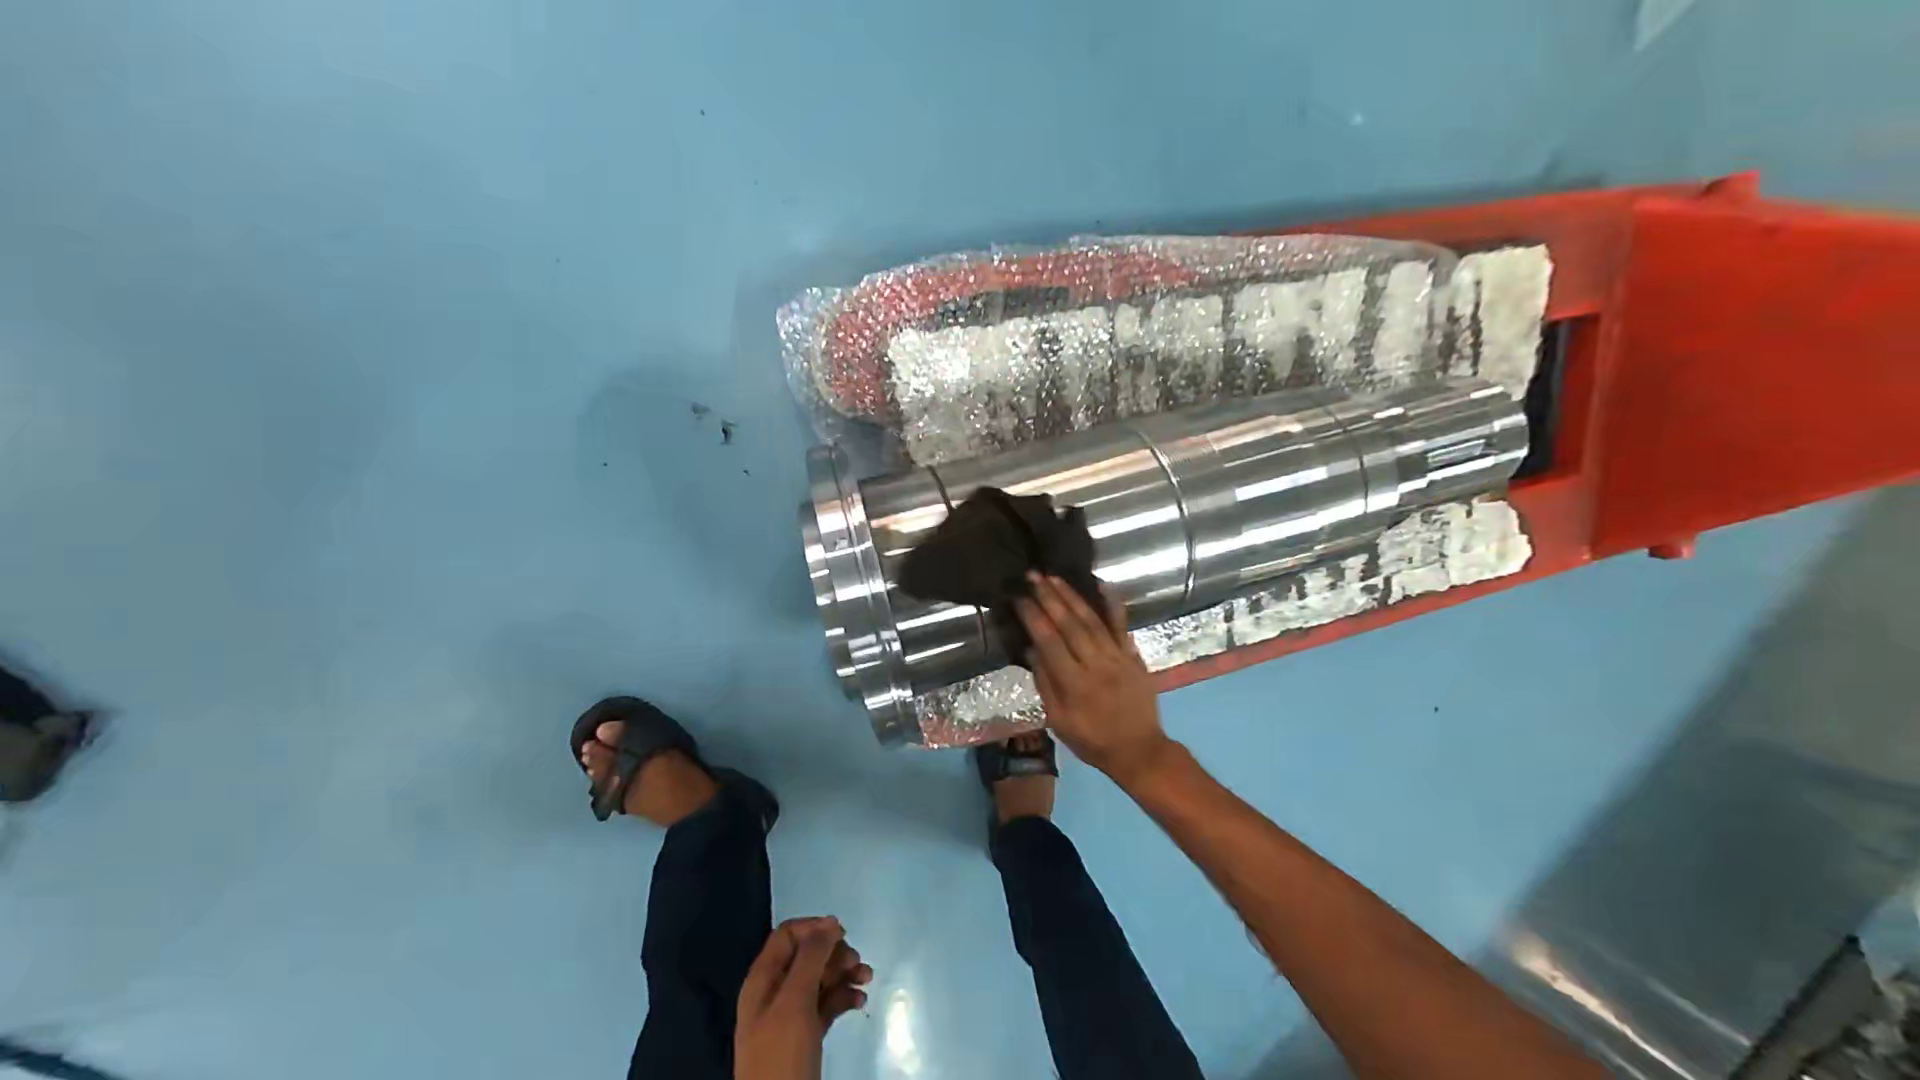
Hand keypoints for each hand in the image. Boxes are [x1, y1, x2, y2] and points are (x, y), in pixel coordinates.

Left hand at [735, 916, 871, 1079]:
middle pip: (807, 956)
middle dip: (835, 954)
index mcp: (763, 979)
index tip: (843, 936)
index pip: (788, 935)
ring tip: (866, 980)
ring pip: (820, 980)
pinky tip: (859, 1003)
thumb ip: (811, 957)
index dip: (815, 929)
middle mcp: (775, 992)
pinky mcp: (805, 1036)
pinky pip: (826, 1005)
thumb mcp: (795, 1001)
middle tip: (857, 963)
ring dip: (844, 974)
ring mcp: (789, 1016)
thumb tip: (830, 922)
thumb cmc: (782, 1055)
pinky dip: (843, 998)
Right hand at [1016, 573, 1171, 786]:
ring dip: (1072, 596)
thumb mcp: (1058, 720)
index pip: (1048, 641)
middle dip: (1049, 597)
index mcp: (1074, 683)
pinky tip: (1102, 585)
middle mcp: (1096, 664)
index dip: (1032, 616)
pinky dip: (1112, 604)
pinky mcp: (1132, 656)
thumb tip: (1030, 648)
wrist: (1139, 750)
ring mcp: (1117, 657)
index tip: (1019, 597)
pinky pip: (1121, 626)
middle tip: (1033, 575)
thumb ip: (1044, 683)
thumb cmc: (1092, 740)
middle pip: (1069, 624)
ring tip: (1055, 577)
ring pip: (1092, 620)